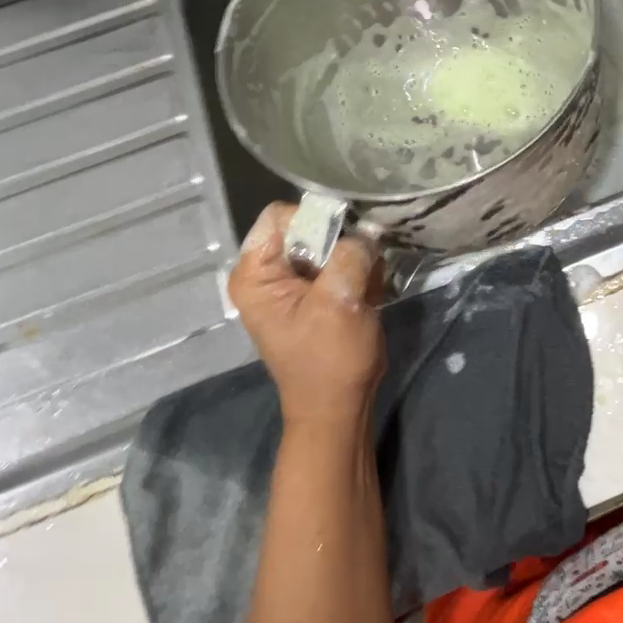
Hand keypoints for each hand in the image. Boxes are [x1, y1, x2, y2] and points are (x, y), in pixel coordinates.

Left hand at [228, 202, 386, 426]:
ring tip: (365, 288)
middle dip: (342, 242)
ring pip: (330, 243)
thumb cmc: (330, 359)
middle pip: (308, 227)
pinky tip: (366, 296)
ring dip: (355, 260)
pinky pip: (339, 263)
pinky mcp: (314, 293)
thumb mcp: (340, 302)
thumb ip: (349, 255)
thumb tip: (367, 230)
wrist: (338, 407)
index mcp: (255, 273)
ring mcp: (291, 283)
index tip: (346, 242)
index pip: (282, 215)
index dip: (317, 220)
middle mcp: (266, 272)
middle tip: (362, 268)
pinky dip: (358, 273)